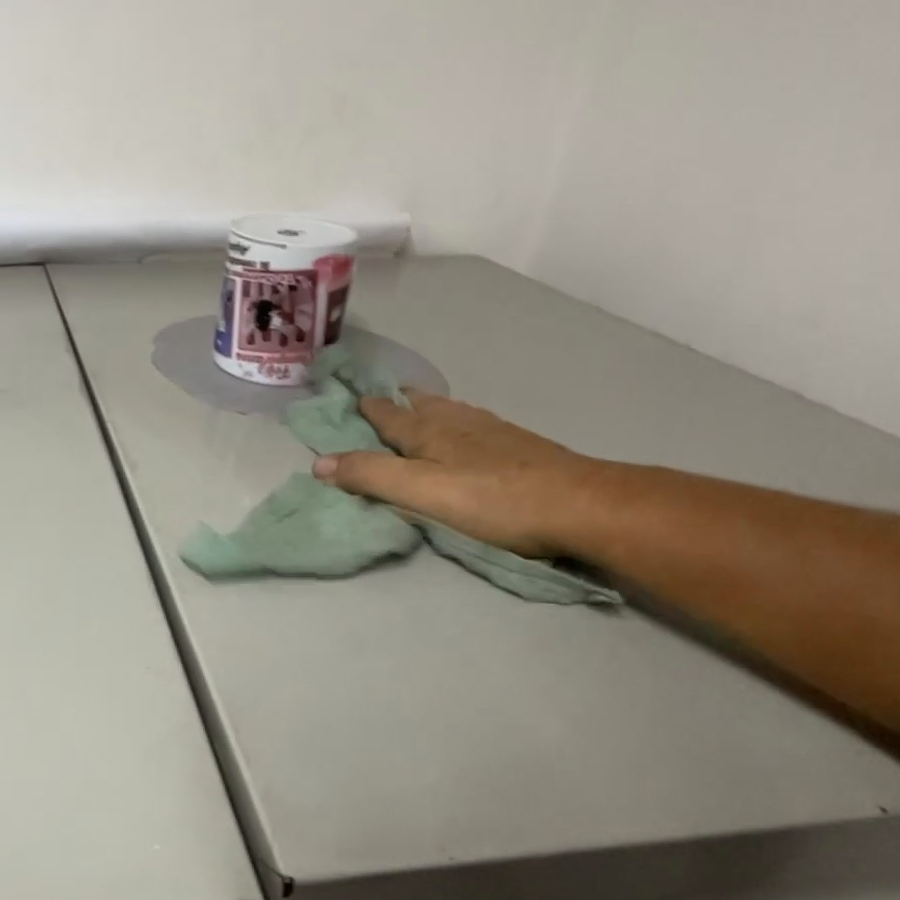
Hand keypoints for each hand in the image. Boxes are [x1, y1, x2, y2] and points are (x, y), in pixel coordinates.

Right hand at [312, 390, 606, 556]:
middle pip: (422, 406)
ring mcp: (494, 432)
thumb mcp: (421, 493)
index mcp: (429, 434)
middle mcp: (458, 424)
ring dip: (431, 408)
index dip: (368, 408)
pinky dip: (461, 421)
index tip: (350, 397)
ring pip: (452, 411)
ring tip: (421, 407)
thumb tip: (318, 462)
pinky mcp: (523, 446)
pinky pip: (478, 424)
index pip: (388, 415)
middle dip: (400, 401)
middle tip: (385, 396)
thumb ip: (370, 477)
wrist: (581, 504)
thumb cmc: (493, 501)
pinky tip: (472, 431)